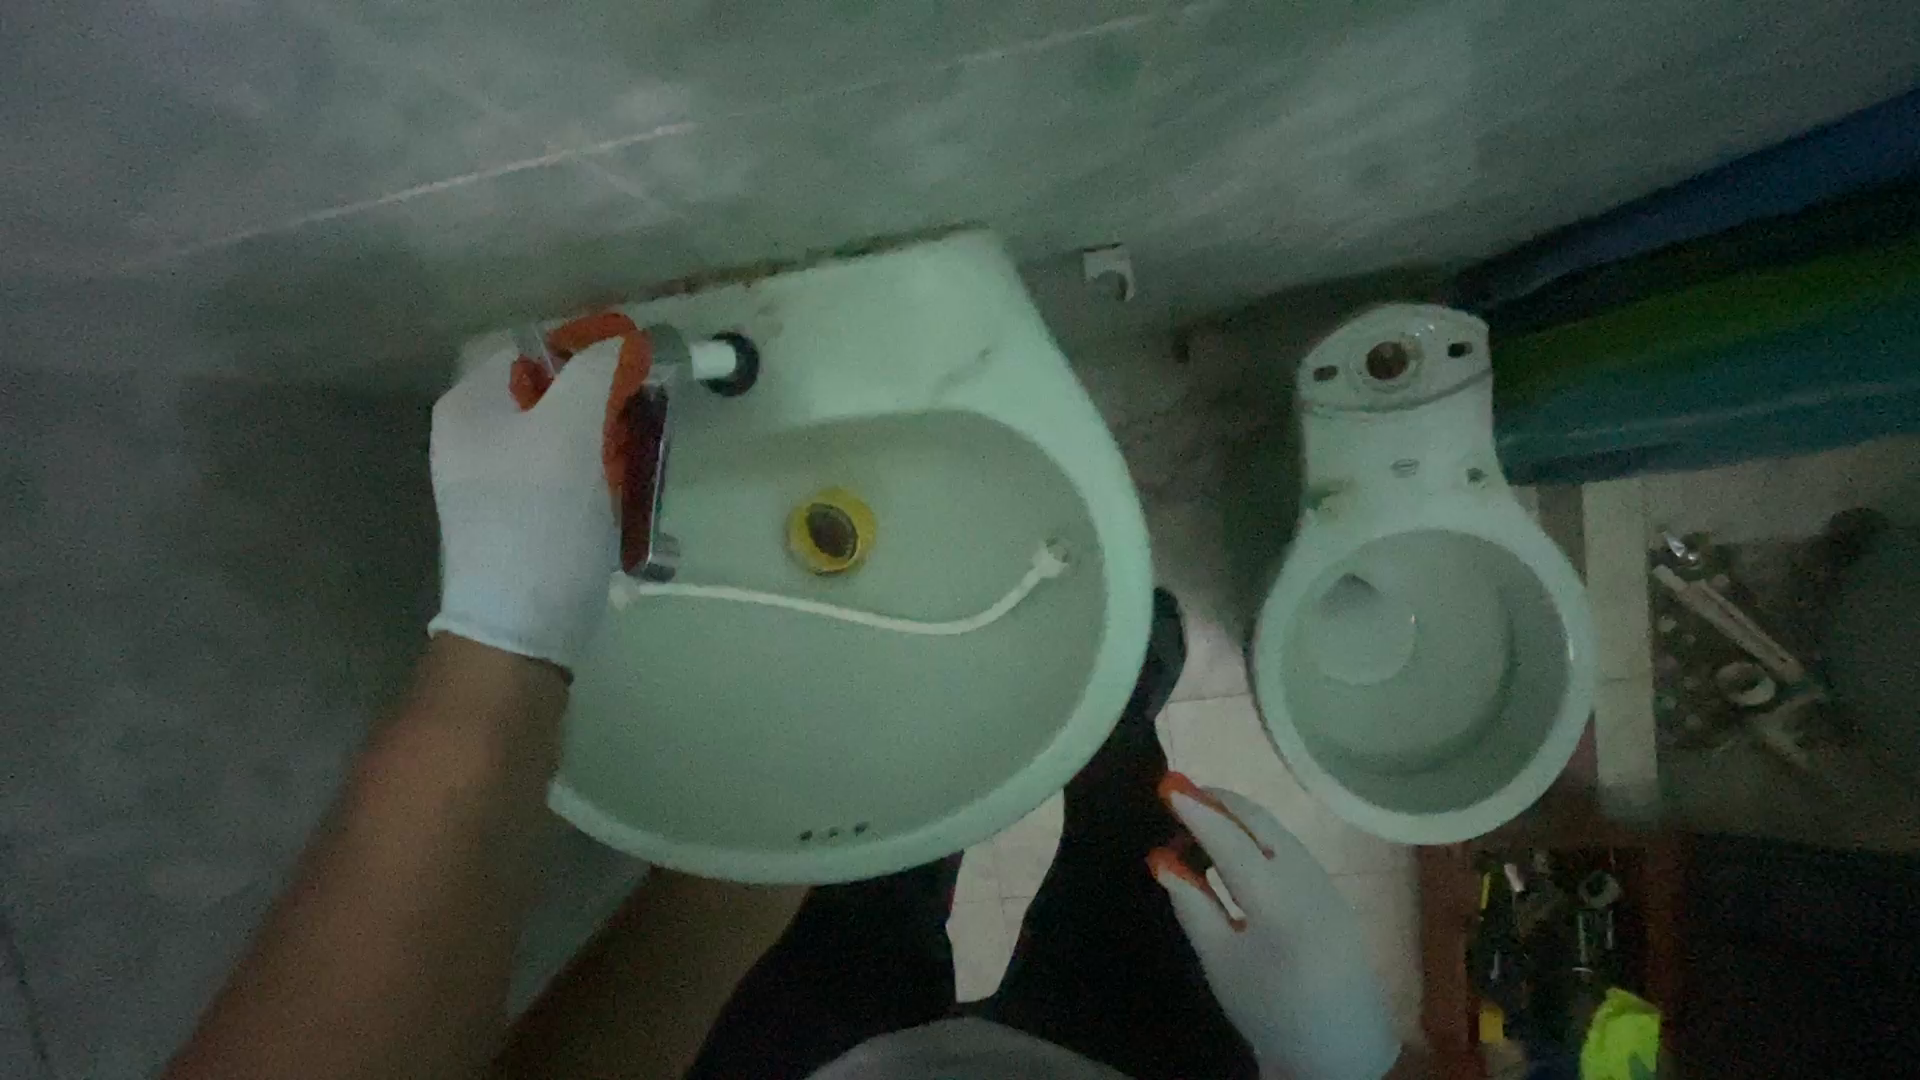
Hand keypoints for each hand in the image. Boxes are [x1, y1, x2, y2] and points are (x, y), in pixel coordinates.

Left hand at [428, 341, 620, 667]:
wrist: (523, 620)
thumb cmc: (540, 517)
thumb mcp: (570, 432)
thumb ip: (595, 374)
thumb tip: (622, 342)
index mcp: (471, 405)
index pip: (530, 348)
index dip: (583, 347)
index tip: (635, 365)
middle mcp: (477, 434)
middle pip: (551, 392)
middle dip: (603, 400)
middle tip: (641, 417)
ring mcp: (499, 477)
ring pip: (567, 433)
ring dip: (609, 439)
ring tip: (637, 461)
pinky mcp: (525, 512)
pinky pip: (569, 472)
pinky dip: (601, 473)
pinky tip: (622, 493)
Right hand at [1150, 775, 1399, 1079]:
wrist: (1342, 1053)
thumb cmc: (1270, 1011)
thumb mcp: (1220, 963)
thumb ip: (1191, 905)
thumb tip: (1162, 859)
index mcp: (1279, 905)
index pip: (1230, 842)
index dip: (1197, 812)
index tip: (1167, 787)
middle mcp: (1307, 881)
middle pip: (1259, 822)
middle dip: (1219, 801)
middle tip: (1181, 795)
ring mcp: (1324, 882)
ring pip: (1274, 829)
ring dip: (1236, 814)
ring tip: (1201, 815)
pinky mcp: (1329, 889)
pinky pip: (1285, 843)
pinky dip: (1254, 831)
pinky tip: (1234, 842)